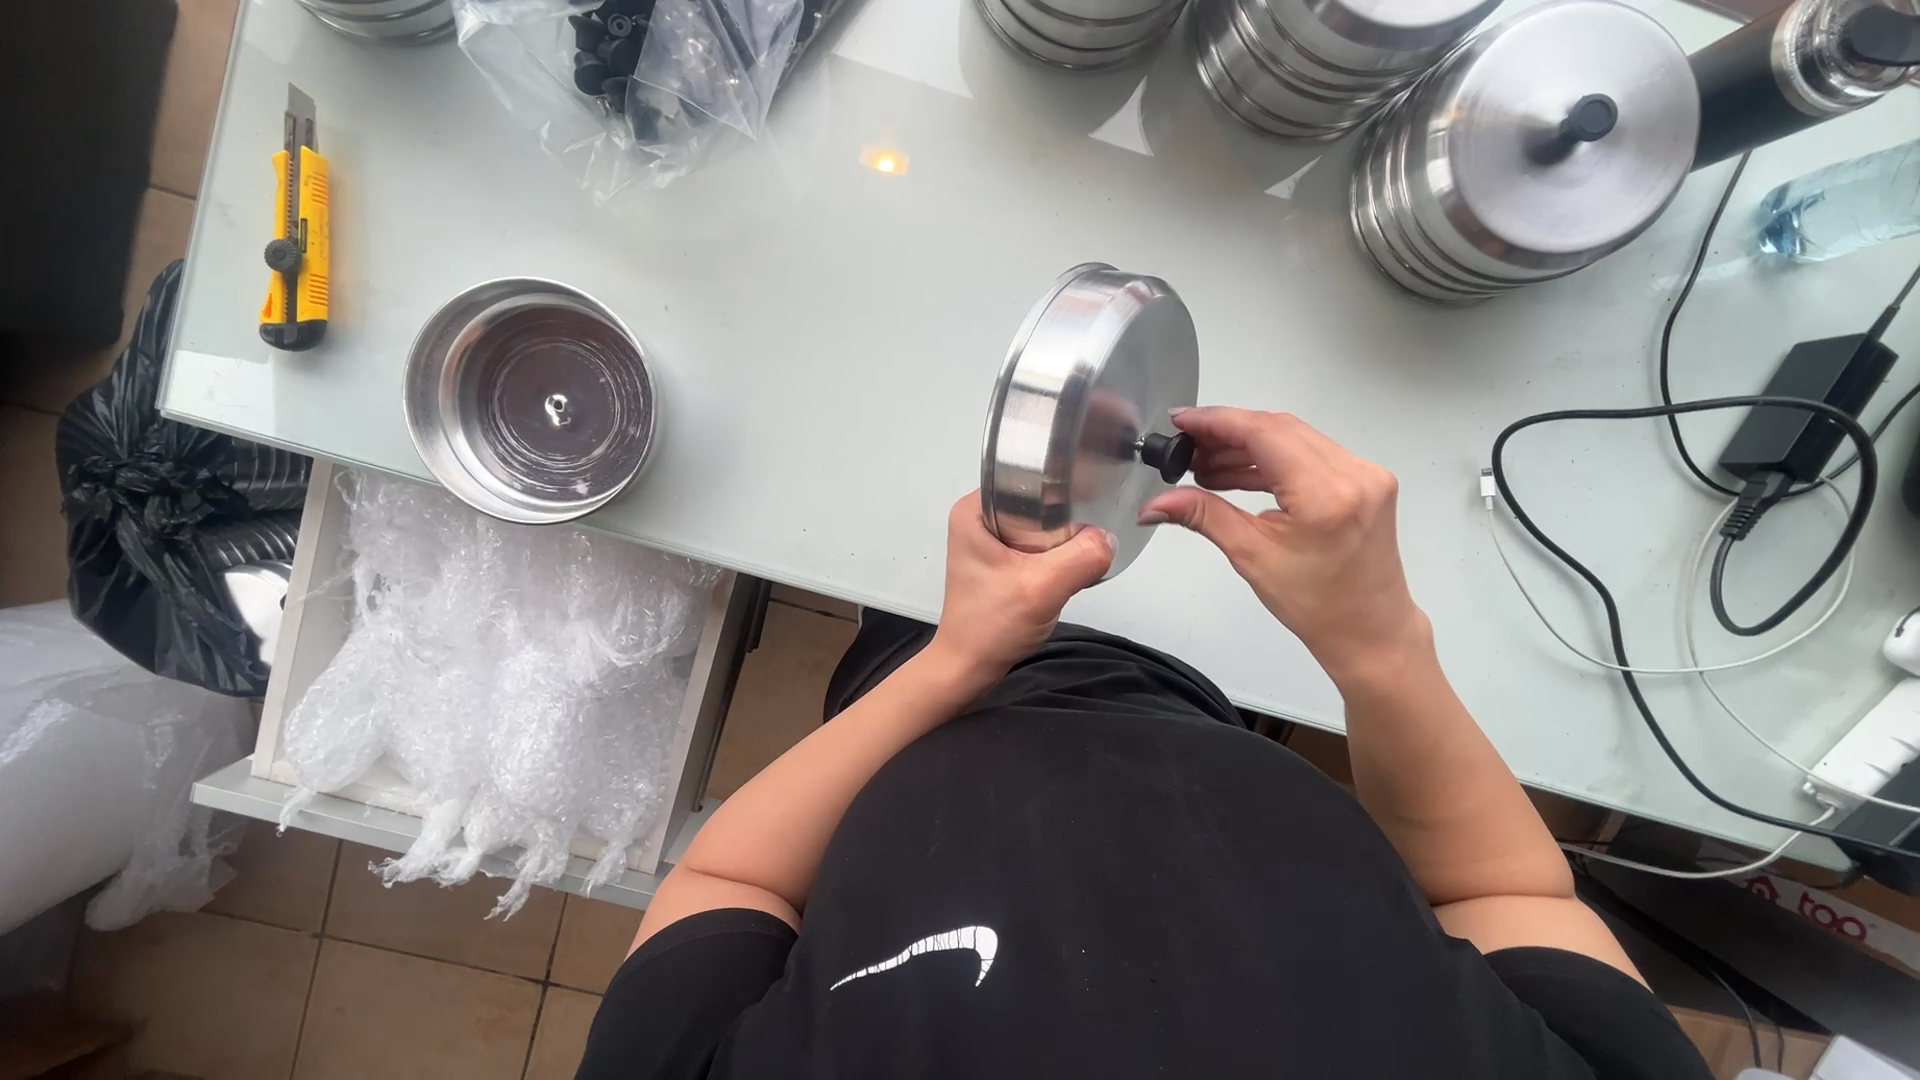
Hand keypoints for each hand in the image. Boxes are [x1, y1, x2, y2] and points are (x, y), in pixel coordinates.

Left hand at [928, 492, 1114, 684]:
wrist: (970, 667)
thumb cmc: (990, 627)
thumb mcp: (1042, 588)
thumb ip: (1081, 558)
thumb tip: (1110, 538)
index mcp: (973, 510)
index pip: (1027, 478)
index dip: (1060, 487)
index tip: (1090, 500)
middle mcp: (978, 519)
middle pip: (1038, 501)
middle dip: (1065, 517)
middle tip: (1091, 529)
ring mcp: (989, 542)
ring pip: (1042, 525)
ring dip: (1062, 539)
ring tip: (1083, 548)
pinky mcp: (1001, 562)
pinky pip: (1038, 546)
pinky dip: (1056, 555)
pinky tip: (1070, 565)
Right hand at [1140, 408, 1426, 684]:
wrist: (1368, 629)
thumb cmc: (1317, 604)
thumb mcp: (1250, 556)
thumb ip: (1203, 516)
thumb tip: (1156, 503)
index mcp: (1327, 495)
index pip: (1265, 434)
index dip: (1218, 422)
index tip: (1182, 422)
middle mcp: (1355, 474)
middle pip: (1278, 428)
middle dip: (1227, 432)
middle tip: (1186, 446)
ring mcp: (1365, 473)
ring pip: (1293, 437)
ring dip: (1247, 447)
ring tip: (1204, 466)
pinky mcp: (1365, 479)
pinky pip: (1309, 452)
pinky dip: (1271, 459)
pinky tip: (1237, 474)